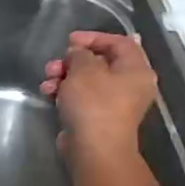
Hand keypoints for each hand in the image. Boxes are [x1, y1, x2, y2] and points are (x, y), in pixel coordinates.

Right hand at [40, 30, 156, 156]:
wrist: (94, 148)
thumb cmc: (94, 104)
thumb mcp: (84, 70)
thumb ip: (80, 54)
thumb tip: (78, 54)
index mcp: (136, 70)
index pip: (120, 42)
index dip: (94, 37)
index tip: (70, 40)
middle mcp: (129, 85)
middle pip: (100, 62)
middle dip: (73, 61)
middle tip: (55, 63)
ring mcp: (114, 103)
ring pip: (87, 80)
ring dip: (64, 76)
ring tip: (47, 80)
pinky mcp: (98, 117)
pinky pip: (81, 97)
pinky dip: (65, 92)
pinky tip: (48, 94)